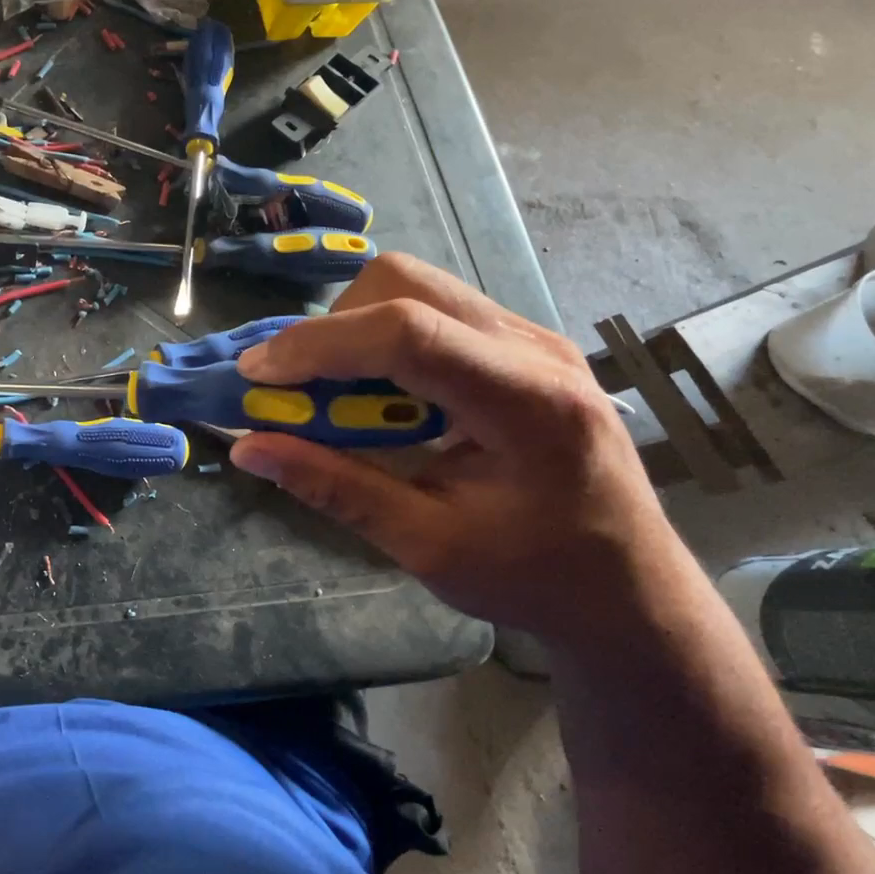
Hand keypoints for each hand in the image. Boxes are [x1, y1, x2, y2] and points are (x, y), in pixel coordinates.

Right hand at [229, 254, 686, 644]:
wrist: (628, 589)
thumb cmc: (533, 577)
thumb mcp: (425, 546)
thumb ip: (335, 487)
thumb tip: (246, 448)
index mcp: (525, 404)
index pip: (407, 334)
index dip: (318, 344)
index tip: (255, 375)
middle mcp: (533, 350)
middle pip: (405, 284)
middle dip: (331, 327)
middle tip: (297, 385)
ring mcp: (531, 339)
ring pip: (414, 284)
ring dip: (352, 328)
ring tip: (332, 391)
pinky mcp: (519, 345)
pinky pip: (431, 308)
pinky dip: (379, 337)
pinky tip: (376, 393)